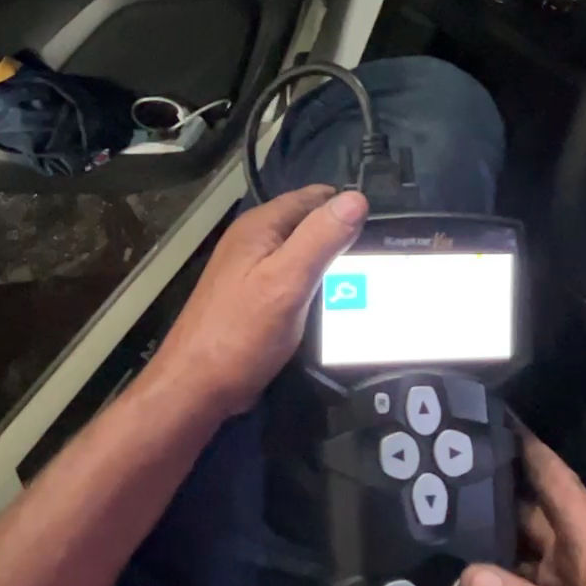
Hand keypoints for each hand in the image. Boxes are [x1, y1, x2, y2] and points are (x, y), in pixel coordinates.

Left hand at [143, 185, 367, 418]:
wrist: (197, 388)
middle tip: (387, 256)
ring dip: (333, 265)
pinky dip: (318, 289)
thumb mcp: (287, 281)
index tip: (388, 223)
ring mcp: (252, 272)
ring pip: (303, 257)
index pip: (312, 198)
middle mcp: (253, 242)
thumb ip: (320, 239)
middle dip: (343, 237)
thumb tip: (357, 197)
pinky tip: (341, 305)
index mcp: (258, 227)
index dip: (347, 206)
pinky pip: (295, 283)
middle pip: (309, 227)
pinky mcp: (256, 300)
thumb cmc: (241, 332)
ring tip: (375, 279)